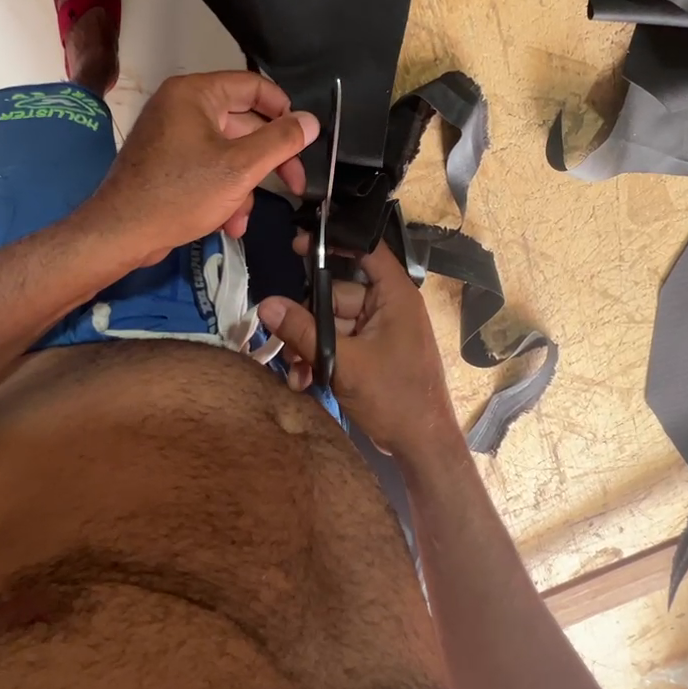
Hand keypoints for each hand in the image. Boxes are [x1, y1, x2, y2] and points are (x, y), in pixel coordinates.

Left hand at [79, 71, 318, 265]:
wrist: (121, 234)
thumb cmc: (181, 193)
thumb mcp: (240, 167)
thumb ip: (280, 141)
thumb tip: (311, 121)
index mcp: (195, 93)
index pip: (253, 85)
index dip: (284, 110)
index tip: (304, 138)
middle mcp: (182, 106)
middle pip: (243, 124)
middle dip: (267, 161)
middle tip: (295, 185)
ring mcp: (173, 136)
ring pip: (229, 153)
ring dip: (244, 186)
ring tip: (245, 217)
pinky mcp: (168, 164)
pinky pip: (208, 168)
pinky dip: (223, 193)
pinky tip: (228, 224)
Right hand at [257, 246, 460, 457]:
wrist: (422, 446)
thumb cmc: (395, 396)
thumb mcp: (343, 362)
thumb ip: (303, 331)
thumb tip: (265, 304)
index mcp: (394, 295)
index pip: (365, 251)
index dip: (333, 242)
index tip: (298, 244)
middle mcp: (387, 306)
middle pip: (335, 294)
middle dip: (307, 321)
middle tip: (283, 343)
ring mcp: (379, 331)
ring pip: (332, 323)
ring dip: (309, 346)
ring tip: (296, 373)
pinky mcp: (371, 353)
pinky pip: (339, 344)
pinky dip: (322, 359)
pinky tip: (306, 381)